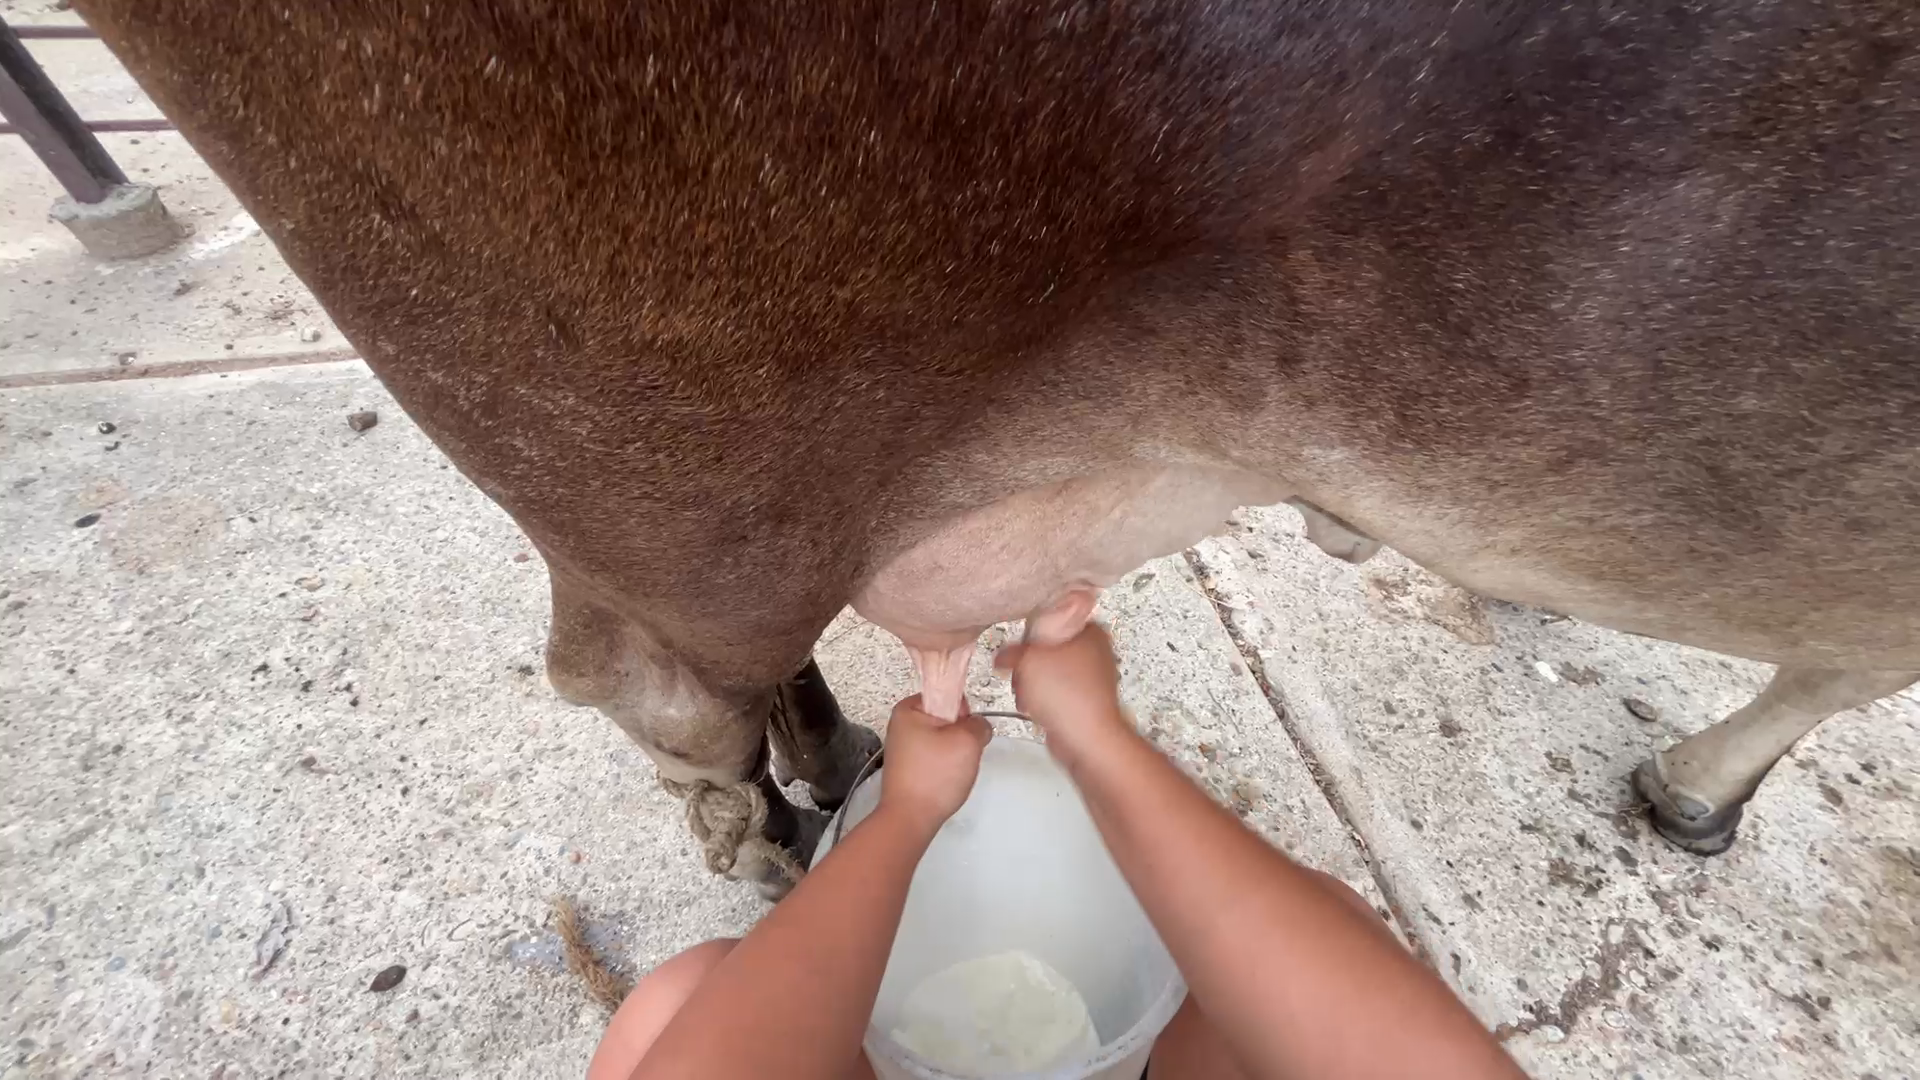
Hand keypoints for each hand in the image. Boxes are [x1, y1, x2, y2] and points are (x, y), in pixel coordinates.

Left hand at [879, 696, 991, 834]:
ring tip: (954, 771)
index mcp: (908, 708)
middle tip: (962, 755)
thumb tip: (978, 727)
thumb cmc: (935, 774)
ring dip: (955, 753)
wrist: (910, 819)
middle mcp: (901, 723)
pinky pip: (935, 757)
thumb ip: (979, 724)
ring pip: (943, 739)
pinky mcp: (908, 767)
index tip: (965, 734)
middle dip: (960, 736)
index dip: (963, 713)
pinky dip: (945, 767)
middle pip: (947, 718)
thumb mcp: (967, 741)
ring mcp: (903, 746)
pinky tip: (946, 781)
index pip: (948, 694)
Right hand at [994, 622, 1131, 765]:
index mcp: (1089, 631)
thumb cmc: (1069, 696)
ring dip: (1031, 683)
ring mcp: (1089, 677)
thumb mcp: (1029, 659)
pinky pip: (1053, 692)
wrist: (1085, 739)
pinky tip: (1034, 706)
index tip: (1021, 644)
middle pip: (1046, 647)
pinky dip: (1041, 699)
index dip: (1031, 632)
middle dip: (1028, 663)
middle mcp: (1093, 652)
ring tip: (1027, 693)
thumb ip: (1012, 649)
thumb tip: (1005, 654)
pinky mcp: (1082, 699)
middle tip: (1022, 671)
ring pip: (1047, 671)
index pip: (1053, 617)